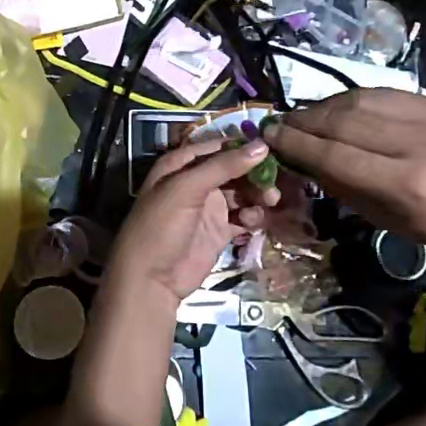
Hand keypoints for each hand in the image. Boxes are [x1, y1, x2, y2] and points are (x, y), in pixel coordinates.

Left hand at [107, 137, 278, 300]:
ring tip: (269, 201)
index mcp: (182, 165)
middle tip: (274, 181)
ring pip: (242, 193)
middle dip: (255, 174)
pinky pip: (243, 217)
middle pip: (234, 170)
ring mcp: (209, 207)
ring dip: (257, 195)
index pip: (218, 146)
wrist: (152, 279)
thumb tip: (262, 146)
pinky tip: (255, 222)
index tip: (272, 147)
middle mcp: (197, 182)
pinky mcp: (219, 231)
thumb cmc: (162, 226)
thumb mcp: (187, 188)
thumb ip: (223, 166)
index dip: (243, 146)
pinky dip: (252, 216)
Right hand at [264, 89, 425, 272]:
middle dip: (304, 120)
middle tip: (280, 123)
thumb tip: (305, 159)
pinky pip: (385, 94)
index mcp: (408, 186)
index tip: (269, 135)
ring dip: (324, 106)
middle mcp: (419, 145)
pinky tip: (338, 108)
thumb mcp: (391, 223)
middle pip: (344, 121)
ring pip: (361, 100)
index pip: (336, 155)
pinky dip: (353, 100)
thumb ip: (345, 188)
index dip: (296, 143)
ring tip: (304, 115)